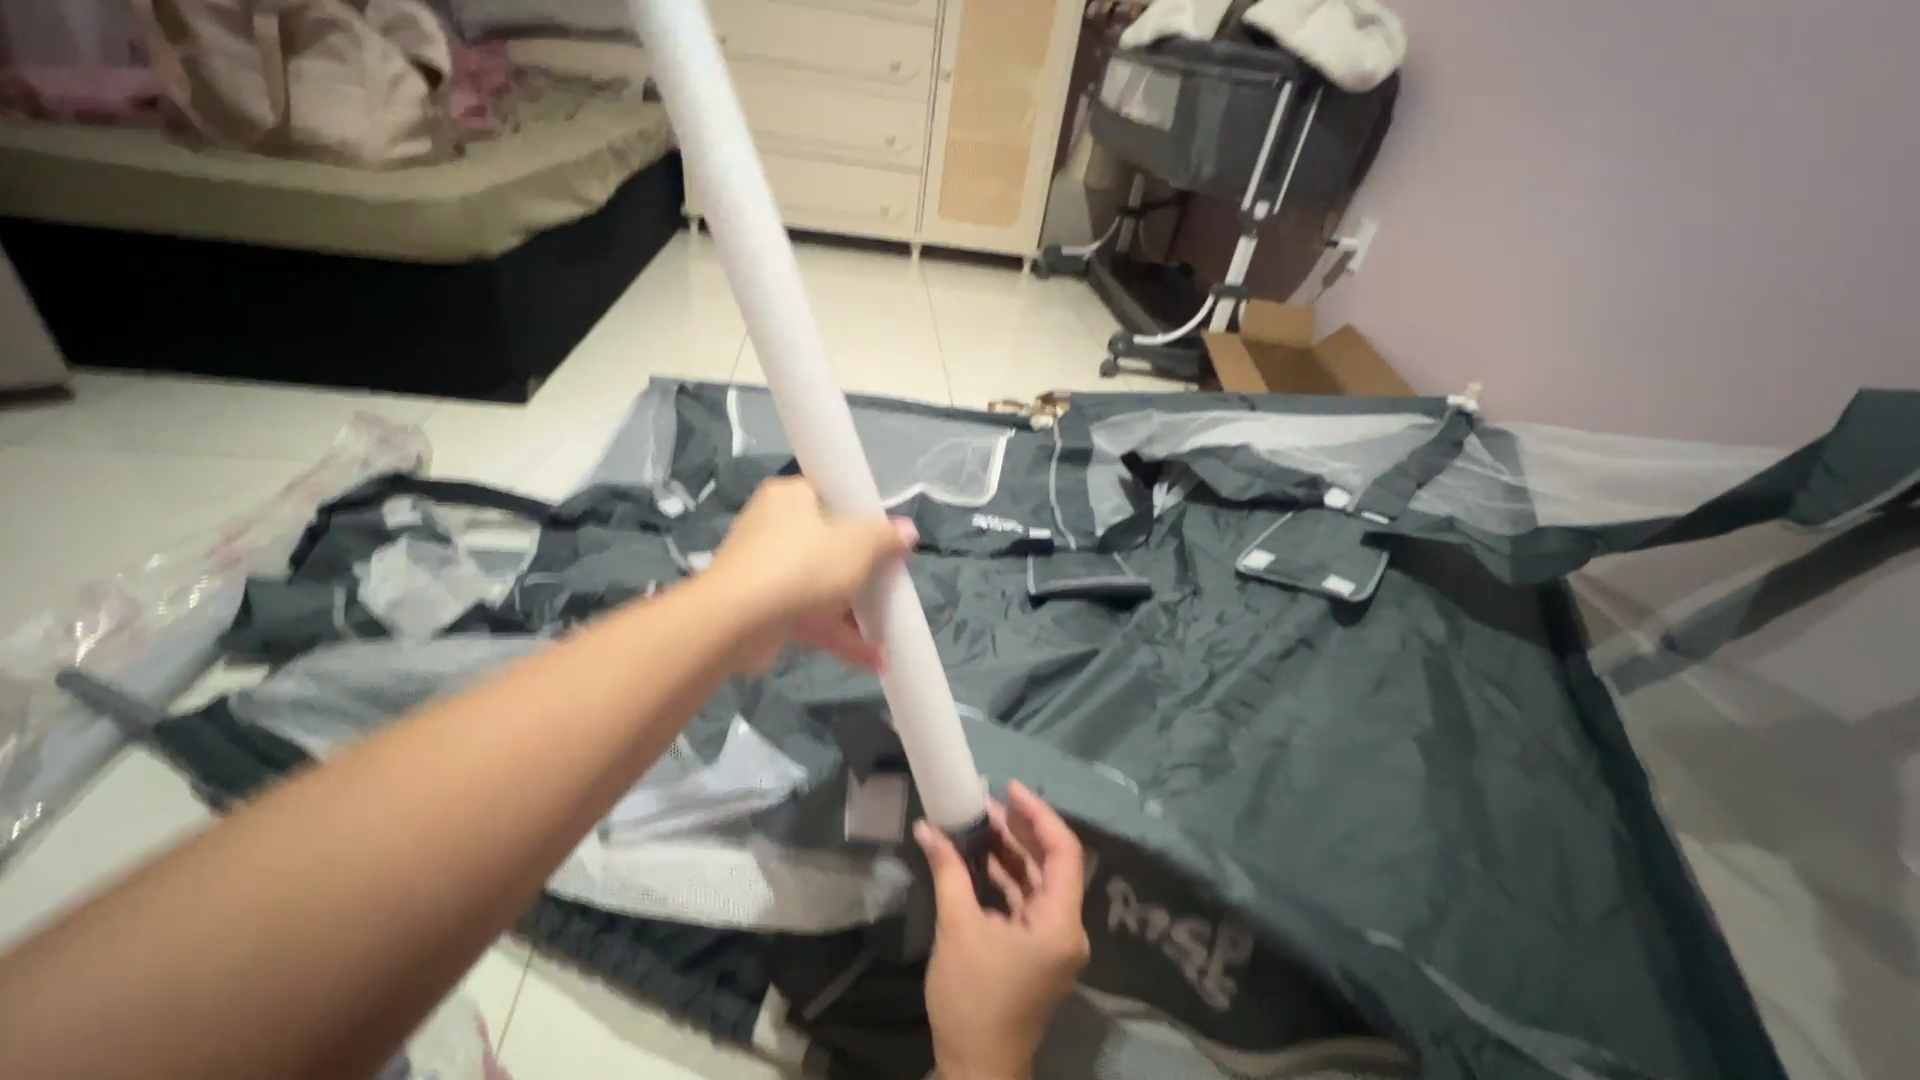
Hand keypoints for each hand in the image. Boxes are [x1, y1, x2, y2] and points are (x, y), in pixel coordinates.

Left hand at [706, 476, 916, 673]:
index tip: (886, 539)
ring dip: (854, 612)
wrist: (736, 621)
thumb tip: (907, 530)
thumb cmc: (802, 565)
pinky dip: (838, 635)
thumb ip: (886, 537)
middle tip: (891, 586)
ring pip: (820, 587)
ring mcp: (766, 572)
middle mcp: (773, 528)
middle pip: (828, 545)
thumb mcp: (858, 545)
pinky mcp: (763, 611)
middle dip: (862, 572)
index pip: (829, 496)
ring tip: (889, 632)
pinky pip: (809, 617)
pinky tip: (874, 660)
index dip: (860, 516)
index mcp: (790, 497)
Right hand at [917, 782, 1089, 1079]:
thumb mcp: (957, 928)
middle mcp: (1067, 929)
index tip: (1010, 788)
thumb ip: (949, 871)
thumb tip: (927, 827)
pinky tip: (978, 859)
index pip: (1063, 852)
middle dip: (1020, 830)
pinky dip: (1006, 879)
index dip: (1039, 814)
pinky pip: (1028, 902)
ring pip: (1038, 882)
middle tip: (986, 802)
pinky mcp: (1037, 952)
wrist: (977, 1067)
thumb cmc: (972, 998)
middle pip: (1052, 863)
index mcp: (1061, 923)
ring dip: (1010, 853)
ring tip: (977, 823)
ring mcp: (1054, 942)